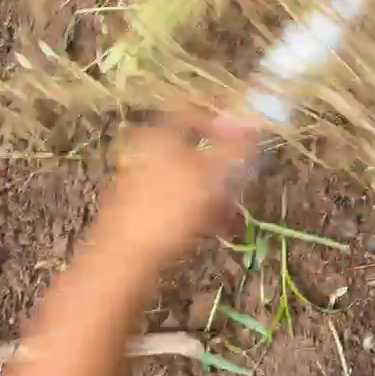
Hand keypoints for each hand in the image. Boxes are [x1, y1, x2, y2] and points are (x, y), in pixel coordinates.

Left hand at [87, 113, 258, 268]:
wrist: (123, 257)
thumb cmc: (169, 210)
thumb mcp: (210, 174)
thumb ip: (234, 145)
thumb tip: (251, 121)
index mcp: (159, 135)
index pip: (196, 118)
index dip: (224, 128)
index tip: (246, 144)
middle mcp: (145, 152)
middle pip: (194, 151)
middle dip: (222, 169)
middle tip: (240, 184)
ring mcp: (139, 181)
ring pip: (187, 179)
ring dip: (214, 194)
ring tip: (230, 214)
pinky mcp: (138, 208)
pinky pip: (175, 201)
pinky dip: (196, 210)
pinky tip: (212, 228)